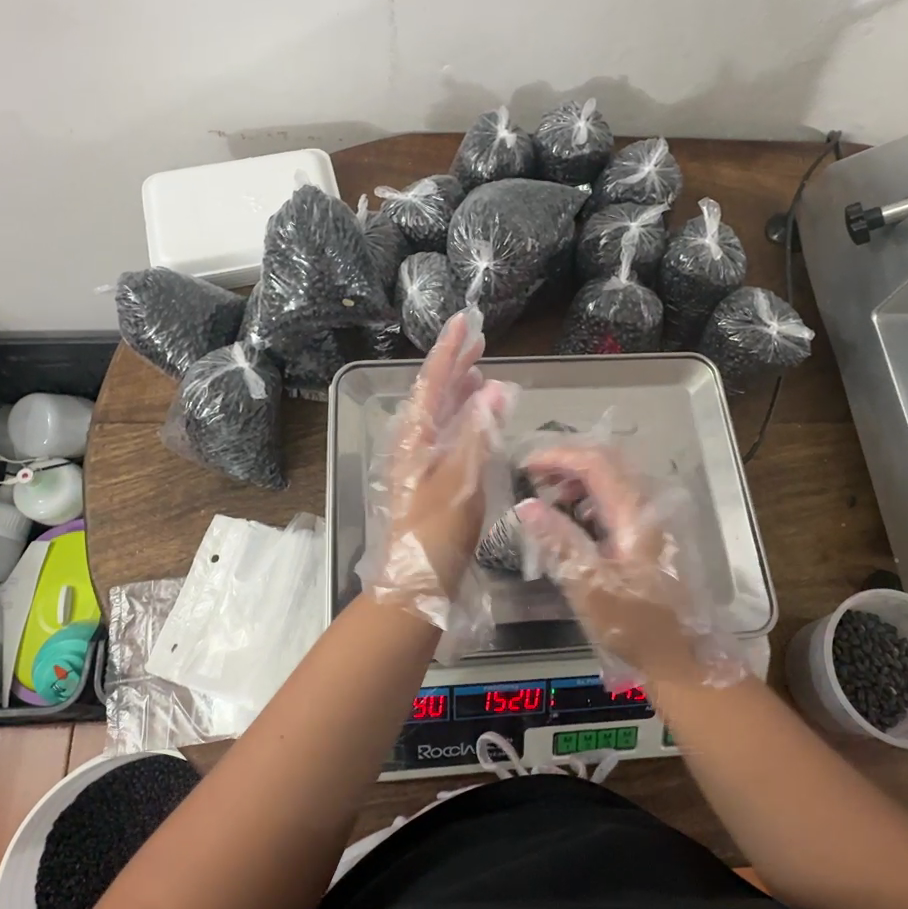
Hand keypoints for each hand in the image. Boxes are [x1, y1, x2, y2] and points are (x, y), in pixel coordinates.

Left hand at [361, 308, 514, 625]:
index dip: (450, 350)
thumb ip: (477, 435)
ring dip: (459, 390)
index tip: (465, 320)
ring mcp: (419, 464)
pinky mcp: (430, 482)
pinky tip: (476, 421)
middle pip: (434, 394)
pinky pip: (447, 437)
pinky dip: (464, 420)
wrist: (414, 588)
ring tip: (479, 370)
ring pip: (440, 415)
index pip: (433, 382)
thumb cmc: (436, 535)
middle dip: (455, 364)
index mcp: (415, 438)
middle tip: (478, 339)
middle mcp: (413, 445)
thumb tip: (494, 388)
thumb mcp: (461, 482)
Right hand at [516, 444, 738, 687]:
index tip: (524, 466)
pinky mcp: (654, 534)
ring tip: (549, 496)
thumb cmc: (635, 624)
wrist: (682, 657)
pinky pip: (620, 497)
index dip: (557, 456)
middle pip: (607, 462)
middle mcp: (650, 506)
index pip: (595, 462)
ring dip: (579, 478)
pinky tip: (575, 516)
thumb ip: (558, 541)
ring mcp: (655, 519)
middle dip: (567, 461)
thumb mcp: (589, 586)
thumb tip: (526, 504)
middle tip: (533, 475)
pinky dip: (593, 495)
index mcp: (635, 513)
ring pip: (615, 477)